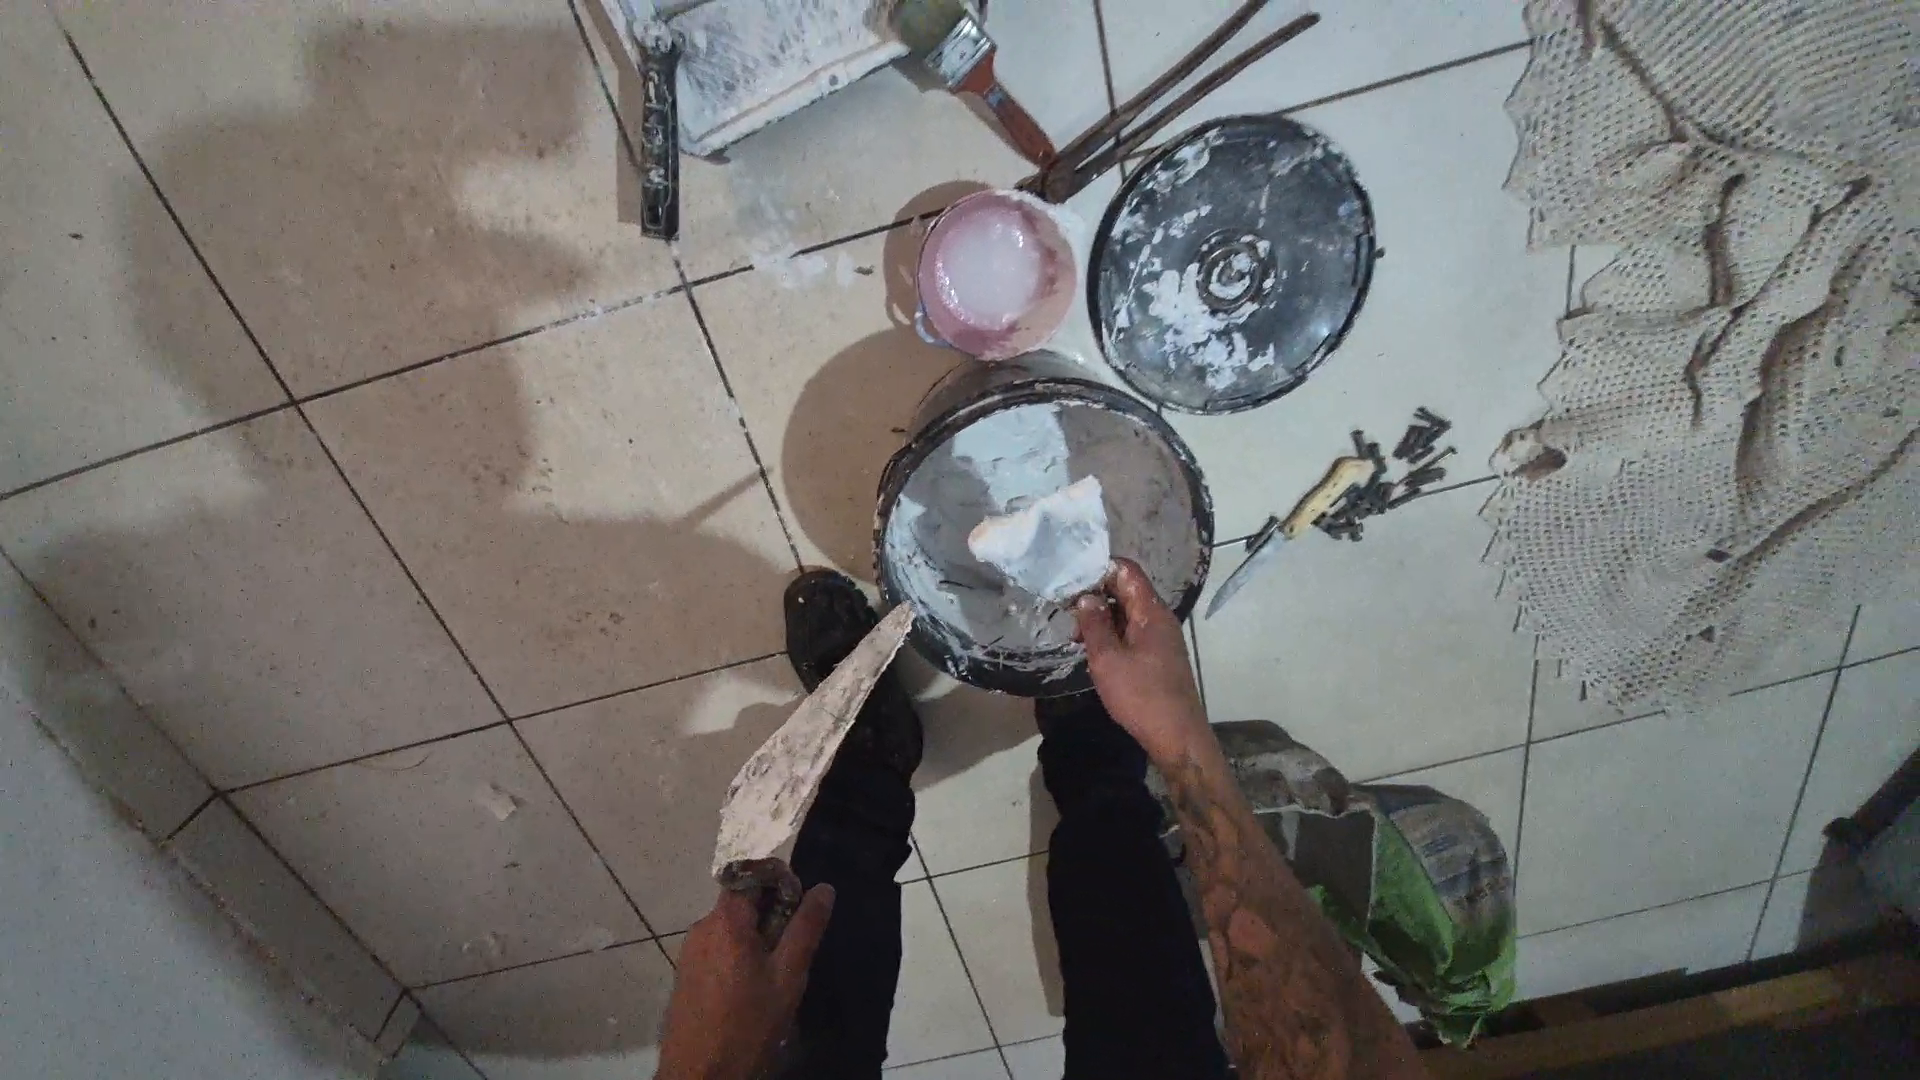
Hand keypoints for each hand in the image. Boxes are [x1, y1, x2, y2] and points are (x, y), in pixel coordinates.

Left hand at [654, 884, 834, 1079]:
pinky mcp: (685, 976)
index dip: (780, 883)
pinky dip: (737, 956)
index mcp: (725, 921)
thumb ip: (806, 927)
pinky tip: (750, 989)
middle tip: (792, 948)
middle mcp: (701, 928)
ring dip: (755, 937)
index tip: (800, 909)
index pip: (753, 876)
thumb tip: (824, 888)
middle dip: (771, 915)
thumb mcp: (788, 976)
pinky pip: (717, 949)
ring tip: (774, 972)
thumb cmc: (747, 1026)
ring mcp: (689, 953)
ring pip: (730, 927)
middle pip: (742, 902)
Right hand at [1072, 558, 1210, 765]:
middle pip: (1127, 591)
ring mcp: (1162, 638)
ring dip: (1103, 618)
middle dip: (1097, 595)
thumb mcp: (1108, 659)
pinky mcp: (1160, 656)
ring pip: (1129, 614)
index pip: (1127, 571)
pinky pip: (1133, 632)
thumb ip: (1094, 624)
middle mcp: (1160, 619)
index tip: (1072, 579)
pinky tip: (1094, 649)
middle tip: (1066, 608)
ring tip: (1075, 631)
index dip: (1100, 568)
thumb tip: (1085, 597)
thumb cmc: (1141, 695)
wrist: (1177, 736)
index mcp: (1150, 612)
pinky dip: (1113, 634)